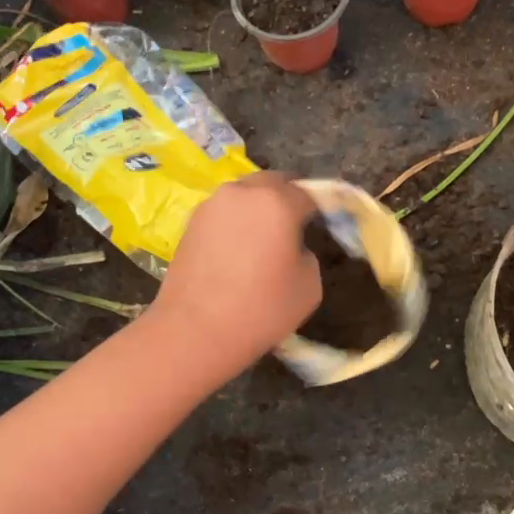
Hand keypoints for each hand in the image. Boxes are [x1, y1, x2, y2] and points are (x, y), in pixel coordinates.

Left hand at [150, 173, 321, 366]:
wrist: (194, 331)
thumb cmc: (260, 309)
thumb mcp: (309, 286)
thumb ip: (307, 254)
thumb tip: (291, 246)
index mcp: (277, 201)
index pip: (308, 193)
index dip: (319, 208)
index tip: (322, 225)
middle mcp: (243, 192)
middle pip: (273, 183)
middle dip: (286, 198)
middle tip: (293, 227)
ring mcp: (212, 204)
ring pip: (245, 194)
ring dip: (258, 208)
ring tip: (262, 240)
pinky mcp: (191, 222)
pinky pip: (224, 212)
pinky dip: (235, 222)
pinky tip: (237, 251)